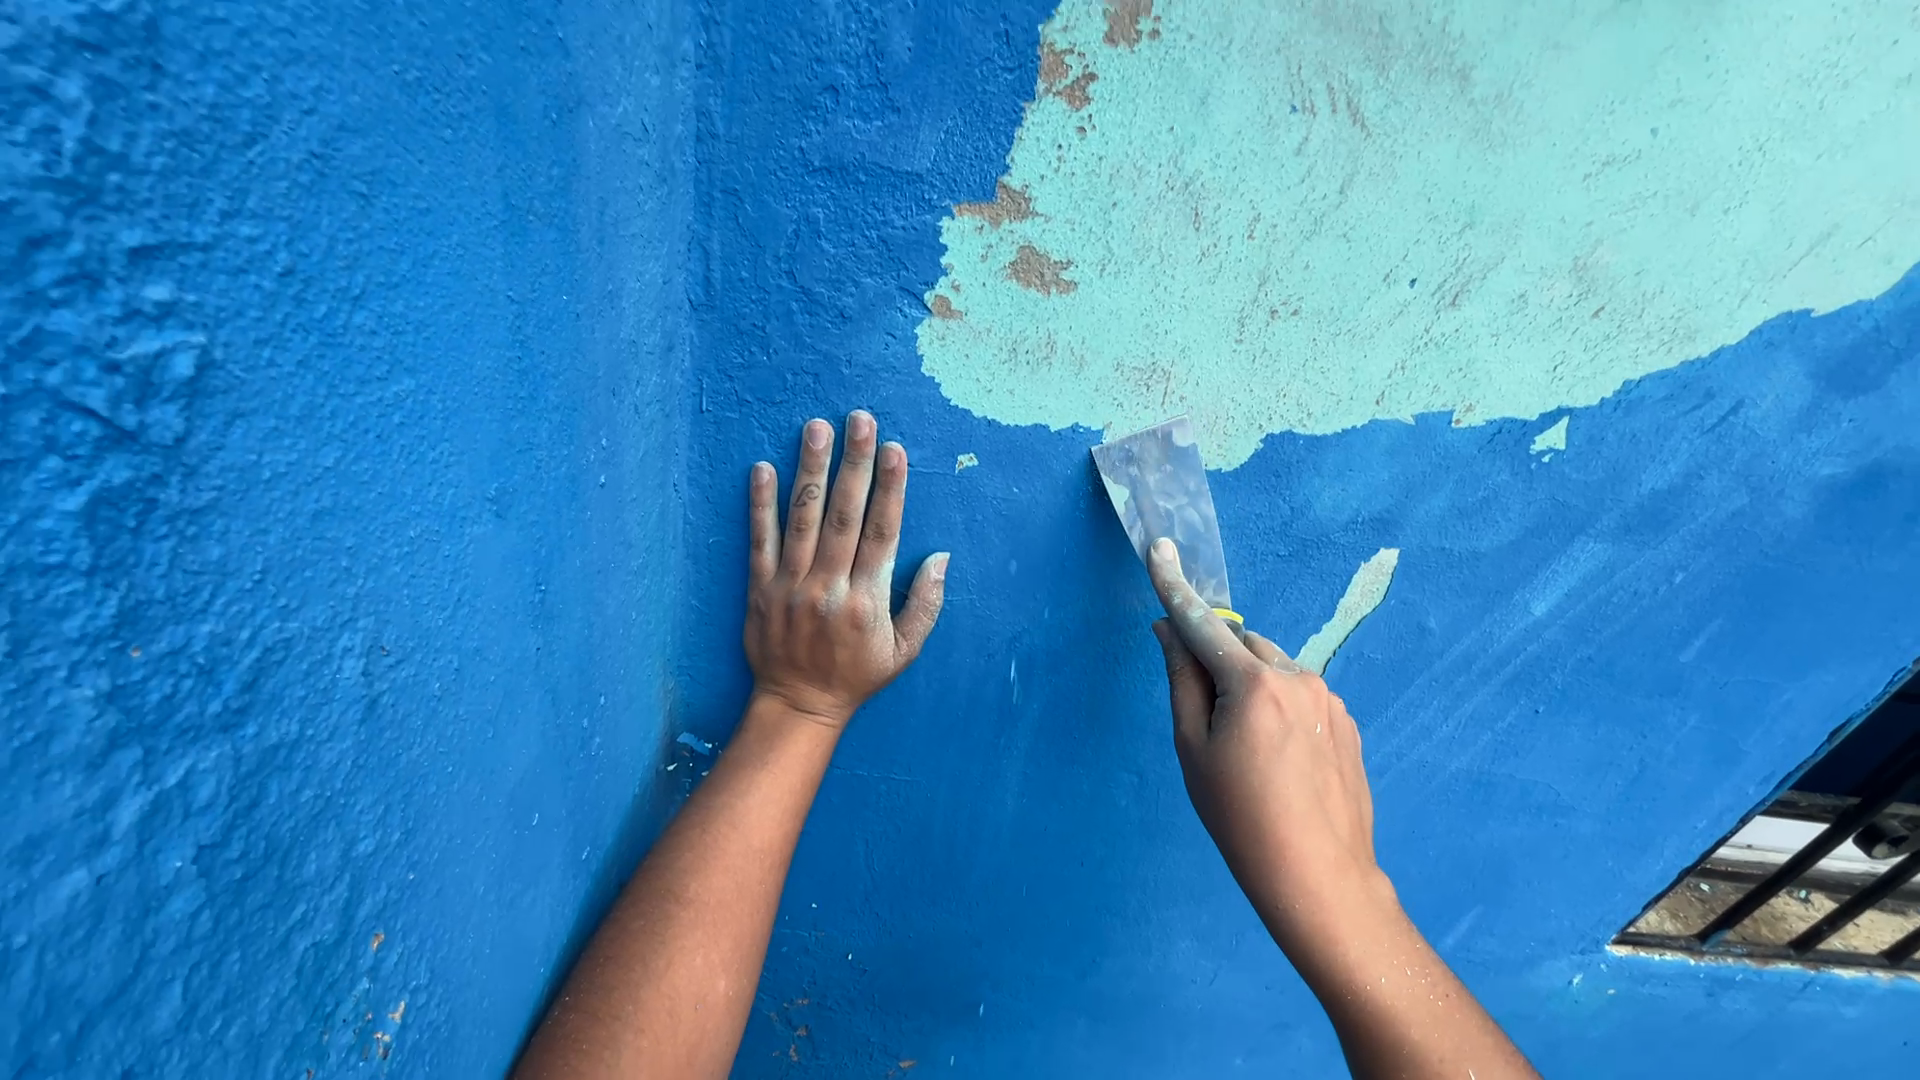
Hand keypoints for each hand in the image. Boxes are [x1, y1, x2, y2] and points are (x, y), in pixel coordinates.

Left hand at [743, 412, 948, 729]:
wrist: (798, 705)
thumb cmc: (858, 676)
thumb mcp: (905, 651)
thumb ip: (926, 604)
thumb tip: (942, 558)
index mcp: (867, 600)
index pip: (882, 532)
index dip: (891, 488)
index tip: (895, 450)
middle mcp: (828, 587)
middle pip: (844, 515)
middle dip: (854, 464)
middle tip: (859, 419)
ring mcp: (790, 586)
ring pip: (802, 519)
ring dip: (810, 470)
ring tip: (816, 428)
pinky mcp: (760, 589)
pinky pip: (760, 541)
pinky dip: (760, 504)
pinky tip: (763, 469)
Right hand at [1145, 538, 1394, 954]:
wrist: (1318, 876)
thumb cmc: (1238, 815)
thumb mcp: (1192, 748)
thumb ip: (1181, 679)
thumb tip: (1169, 629)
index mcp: (1252, 683)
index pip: (1203, 623)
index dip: (1175, 586)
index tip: (1160, 548)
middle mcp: (1296, 676)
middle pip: (1242, 644)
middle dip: (1219, 659)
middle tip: (1207, 716)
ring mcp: (1328, 698)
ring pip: (1273, 667)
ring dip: (1250, 683)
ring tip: (1249, 747)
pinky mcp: (1347, 720)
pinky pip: (1300, 693)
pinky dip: (1278, 704)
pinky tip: (1281, 758)